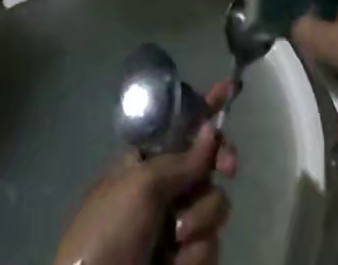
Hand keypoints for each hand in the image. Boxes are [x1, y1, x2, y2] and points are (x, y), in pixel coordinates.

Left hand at [51, 81, 237, 264]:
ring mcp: (175, 226)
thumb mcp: (139, 186)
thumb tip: (212, 130)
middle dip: (221, 162)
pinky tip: (175, 262)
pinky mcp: (185, 260)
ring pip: (215, 203)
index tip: (228, 88)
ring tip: (175, 240)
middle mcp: (163, 189)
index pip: (180, 126)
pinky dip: (195, 255)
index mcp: (144, 164)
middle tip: (229, 167)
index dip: (204, 107)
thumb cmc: (108, 233)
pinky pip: (210, 244)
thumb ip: (182, 159)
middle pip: (209, 160)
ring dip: (200, 219)